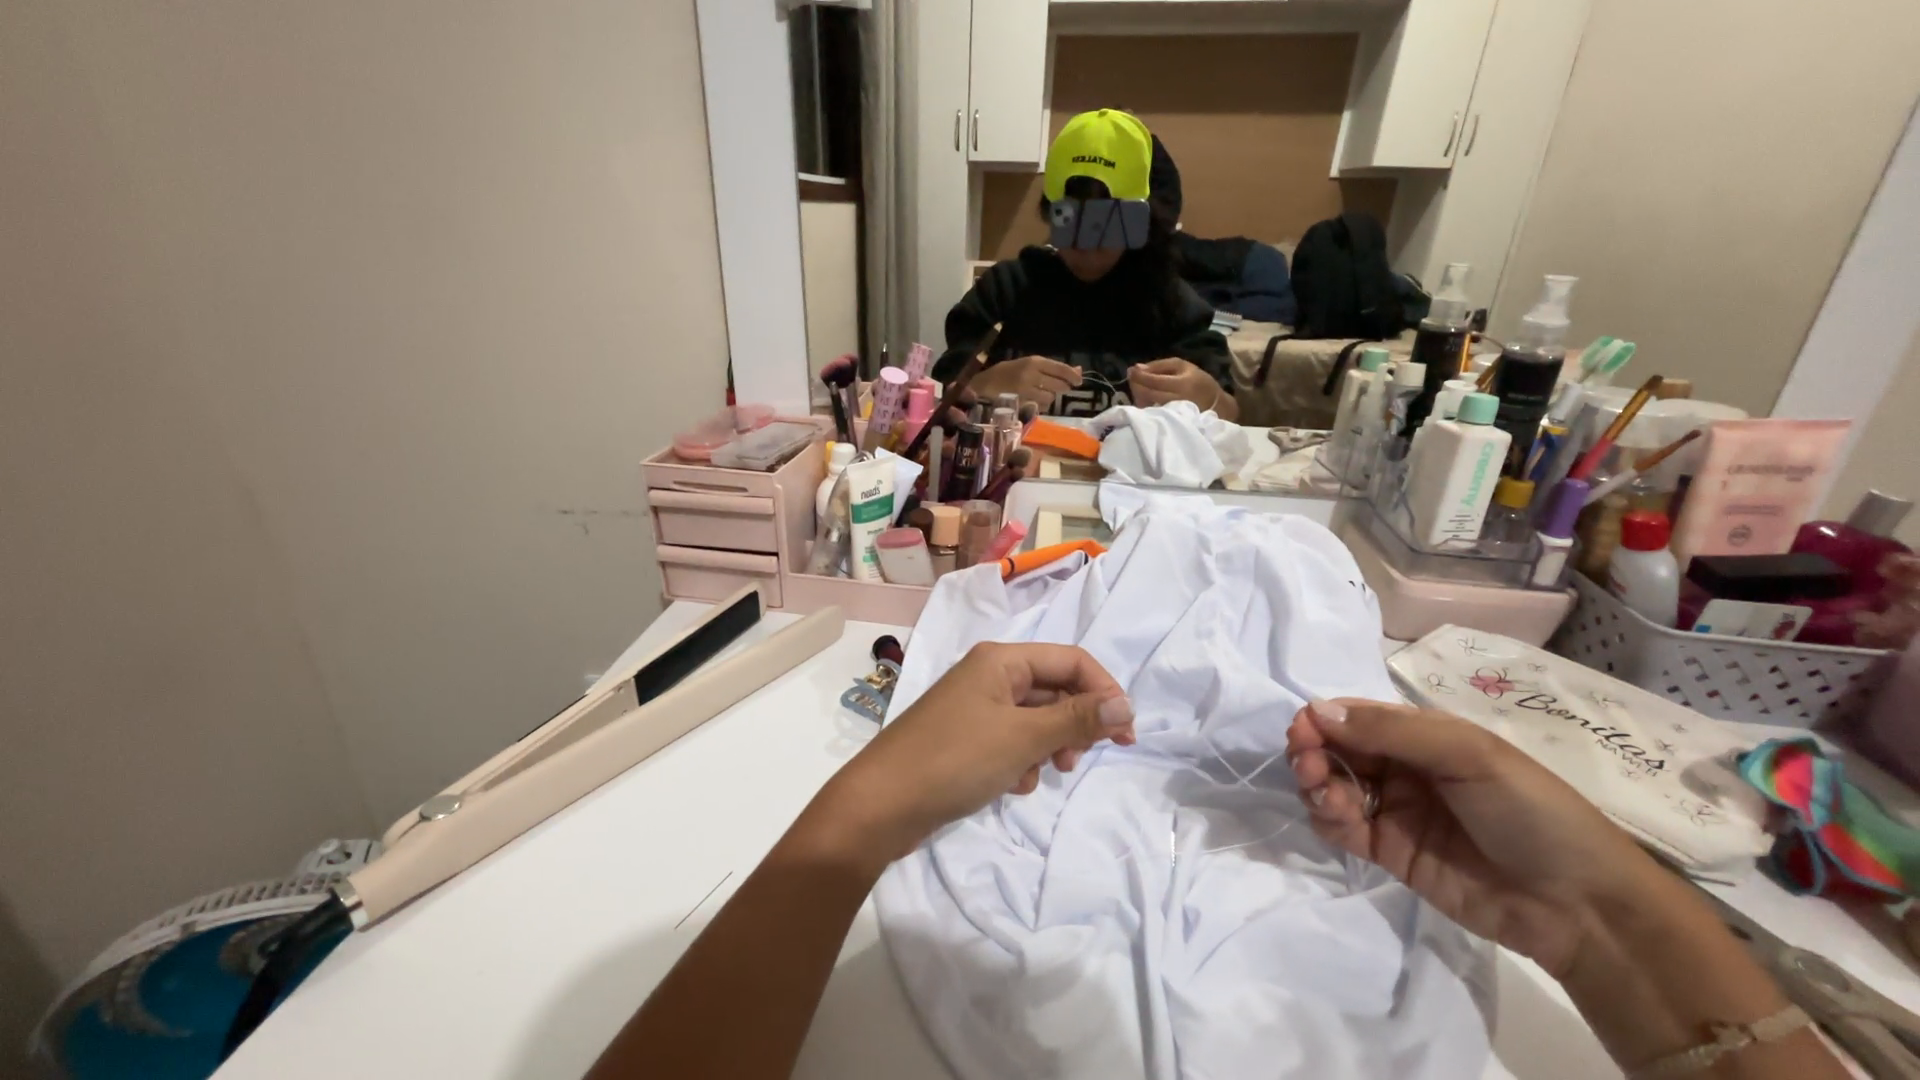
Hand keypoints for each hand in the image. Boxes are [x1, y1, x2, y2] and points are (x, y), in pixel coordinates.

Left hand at [822, 643, 1133, 863]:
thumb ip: (1076, 719)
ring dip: (1047, 747)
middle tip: (1076, 761)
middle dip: (1073, 724)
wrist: (881, 806)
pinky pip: (1012, 742)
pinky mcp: (966, 740)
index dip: (1104, 691)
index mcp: (1000, 660)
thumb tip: (1125, 705)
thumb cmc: (954, 760)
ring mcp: (975, 708)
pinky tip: (1011, 785)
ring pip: (1035, 720)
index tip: (1126, 735)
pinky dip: (1020, 762)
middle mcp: (988, 676)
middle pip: (1054, 689)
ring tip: (1038, 775)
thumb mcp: (1022, 737)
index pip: (1071, 660)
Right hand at [969, 356, 1082, 410]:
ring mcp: (1026, 391)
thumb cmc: (1005, 374)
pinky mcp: (1021, 404)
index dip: (1073, 376)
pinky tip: (1030, 402)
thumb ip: (1052, 369)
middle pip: (1059, 385)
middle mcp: (1032, 375)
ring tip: (1037, 395)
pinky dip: (1039, 406)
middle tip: (1055, 388)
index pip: (1061, 369)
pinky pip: (1039, 407)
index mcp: (1033, 361)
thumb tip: (1079, 371)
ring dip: (1048, 399)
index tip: (1079, 381)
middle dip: (1061, 388)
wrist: (981, 387)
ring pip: (1050, 398)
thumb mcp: (1027, 365)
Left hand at [1127, 357, 1222, 409]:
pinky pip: (1151, 413)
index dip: (1139, 376)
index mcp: (1182, 383)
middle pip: (1148, 393)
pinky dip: (1144, 404)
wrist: (1216, 405)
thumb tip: (1137, 368)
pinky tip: (1143, 397)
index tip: (1130, 370)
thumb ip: (1160, 365)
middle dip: (1135, 385)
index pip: (1155, 380)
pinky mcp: (1169, 422)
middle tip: (1130, 377)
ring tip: (1137, 386)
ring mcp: (1172, 413)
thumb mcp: (1184, 366)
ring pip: (1147, 405)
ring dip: (1138, 395)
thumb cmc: (1198, 382)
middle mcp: (1177, 400)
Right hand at [1287, 698, 1656, 977]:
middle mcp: (1404, 767)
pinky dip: (1327, 817)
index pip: (1357, 716)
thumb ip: (1390, 732)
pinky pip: (1341, 826)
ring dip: (1316, 783)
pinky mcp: (1389, 852)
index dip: (1325, 719)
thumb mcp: (1467, 755)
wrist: (1578, 907)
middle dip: (1313, 751)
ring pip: (1333, 785)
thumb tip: (1316, 711)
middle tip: (1307, 765)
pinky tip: (1337, 817)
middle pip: (1338, 748)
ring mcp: (1395, 810)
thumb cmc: (1530, 811)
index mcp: (1425, 735)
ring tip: (1326, 795)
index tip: (1303, 730)